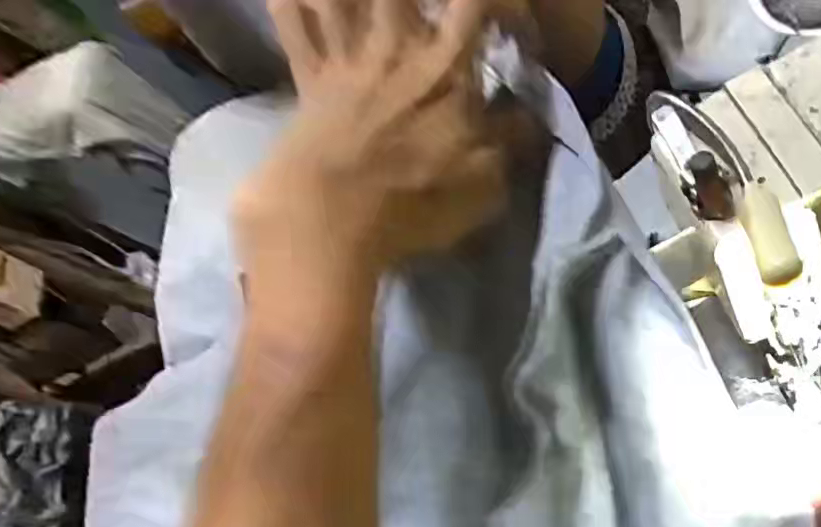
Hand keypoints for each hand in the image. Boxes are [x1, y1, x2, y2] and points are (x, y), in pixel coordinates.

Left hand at [234, 0, 534, 273]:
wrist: (336, 211)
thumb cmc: (420, 200)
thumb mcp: (486, 183)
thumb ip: (509, 140)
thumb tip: (530, 115)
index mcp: (446, 70)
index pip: (476, 5)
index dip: (498, 1)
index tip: (510, 22)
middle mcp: (395, 44)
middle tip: (439, 9)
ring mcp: (345, 52)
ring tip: (385, 8)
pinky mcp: (308, 71)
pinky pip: (290, 11)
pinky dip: (294, 0)